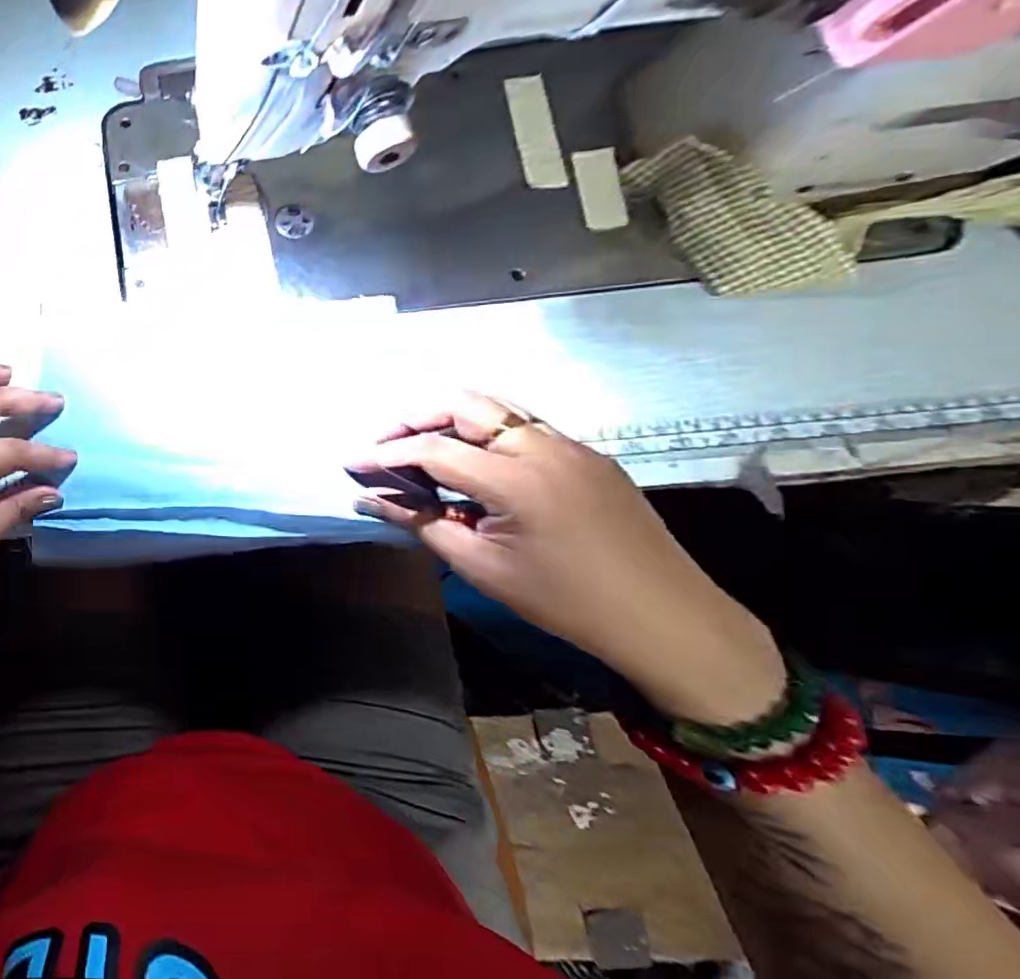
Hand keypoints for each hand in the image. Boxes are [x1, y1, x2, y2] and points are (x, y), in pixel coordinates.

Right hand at [351, 393, 784, 725]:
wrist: (665, 617)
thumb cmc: (564, 601)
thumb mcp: (482, 568)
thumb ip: (424, 525)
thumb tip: (372, 500)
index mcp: (515, 477)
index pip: (433, 449)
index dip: (387, 454)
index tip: (354, 463)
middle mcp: (543, 445)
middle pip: (465, 403)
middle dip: (417, 417)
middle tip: (386, 444)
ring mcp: (571, 444)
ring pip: (499, 408)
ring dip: (454, 419)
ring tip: (423, 446)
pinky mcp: (589, 455)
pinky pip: (527, 427)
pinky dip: (489, 433)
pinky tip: (477, 463)